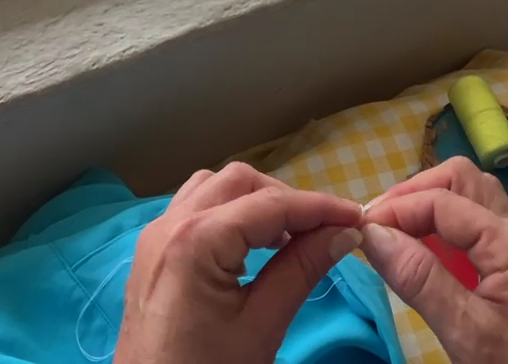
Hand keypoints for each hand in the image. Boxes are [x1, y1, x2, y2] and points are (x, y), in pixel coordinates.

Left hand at [116, 163, 365, 363]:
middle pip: (239, 181)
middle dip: (284, 198)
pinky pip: (193, 207)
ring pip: (213, 186)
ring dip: (253, 200)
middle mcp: (170, 222)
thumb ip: (301, 270)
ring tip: (287, 236)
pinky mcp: (152, 250)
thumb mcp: (261, 327)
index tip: (356, 217)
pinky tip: (249, 244)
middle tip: (322, 230)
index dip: (318, 207)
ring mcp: (155, 234)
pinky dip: (226, 212)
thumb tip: (344, 233)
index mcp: (195, 239)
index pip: (269, 204)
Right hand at [359, 157, 507, 363]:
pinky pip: (477, 225)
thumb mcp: (471, 337)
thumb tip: (371, 233)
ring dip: (429, 204)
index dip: (397, 208)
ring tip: (396, 232)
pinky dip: (443, 226)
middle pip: (461, 181)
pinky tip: (423, 252)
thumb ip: (421, 281)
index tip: (360, 229)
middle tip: (379, 223)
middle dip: (415, 193)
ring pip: (470, 197)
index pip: (443, 200)